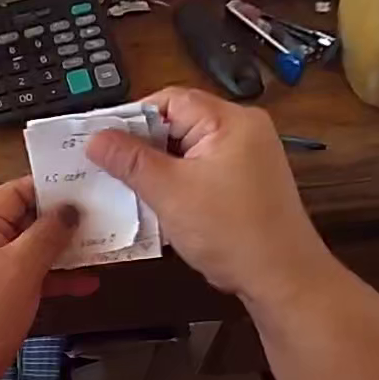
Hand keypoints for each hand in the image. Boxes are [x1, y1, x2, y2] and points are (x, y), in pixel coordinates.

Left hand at [0, 177, 94, 379]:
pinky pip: (30, 277)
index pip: (16, 192)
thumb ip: (48, 234)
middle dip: (63, 222)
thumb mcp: (20, 267)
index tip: (86, 190)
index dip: (50, 188)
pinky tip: (86, 284)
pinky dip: (55, 279)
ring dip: (65, 252)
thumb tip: (69, 210)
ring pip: (33, 251)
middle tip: (102, 219)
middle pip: (27, 221)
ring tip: (102, 249)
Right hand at [85, 87, 333, 302]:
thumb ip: (131, 161)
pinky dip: (179, 188)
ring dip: (159, 172)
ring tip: (129, 190)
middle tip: (109, 168)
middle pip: (179, 126)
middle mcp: (243, 133)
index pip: (170, 100)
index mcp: (230, 121)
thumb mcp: (171, 192)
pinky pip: (202, 176)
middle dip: (142, 149)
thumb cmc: (234, 233)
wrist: (281, 279)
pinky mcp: (245, 188)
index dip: (132, 118)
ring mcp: (247, 162)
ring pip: (188, 155)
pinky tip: (158, 208)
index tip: (102, 141)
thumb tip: (96, 138)